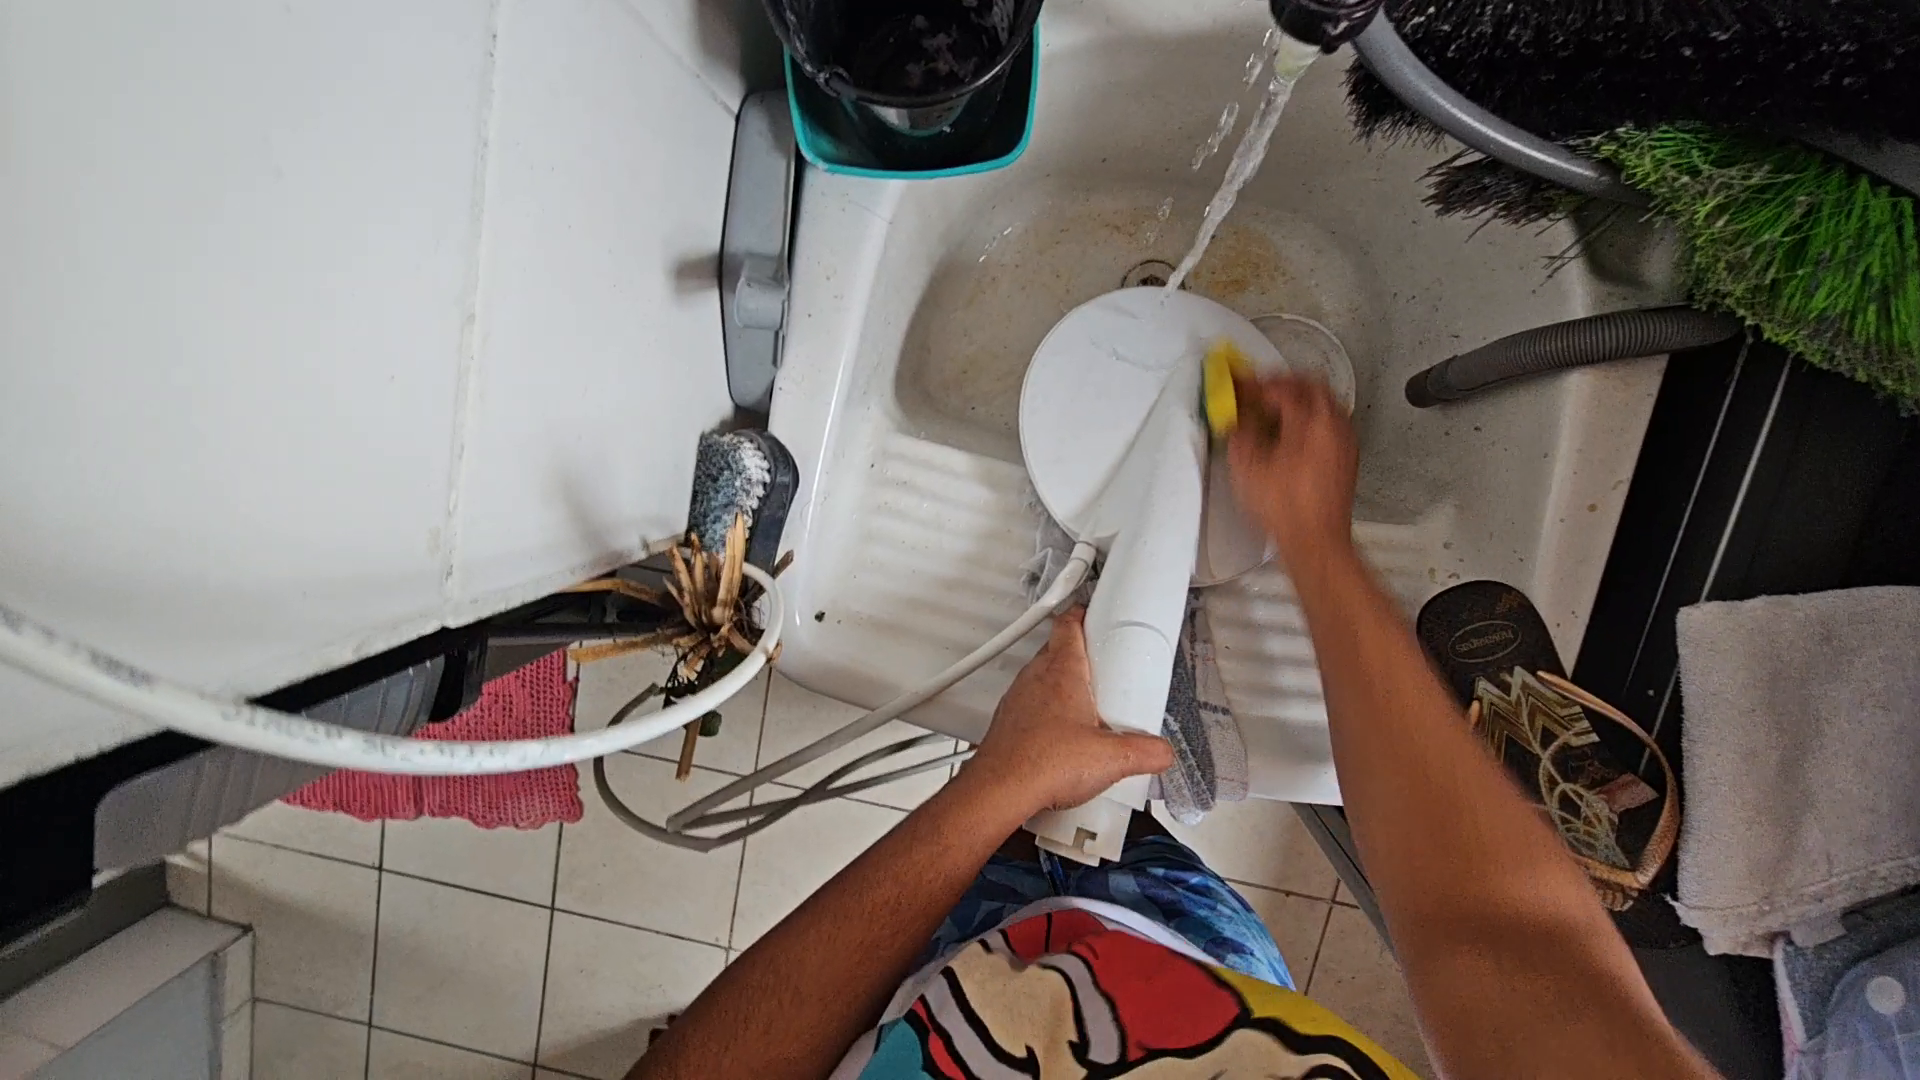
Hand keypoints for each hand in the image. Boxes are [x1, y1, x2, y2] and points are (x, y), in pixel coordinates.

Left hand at [960, 608, 1174, 815]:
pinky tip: (1060, 734)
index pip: (1068, 626)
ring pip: (1041, 677)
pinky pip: (1029, 703)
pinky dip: (1045, 710)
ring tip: (1085, 705)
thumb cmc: (1043, 762)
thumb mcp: (1112, 758)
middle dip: (1079, 653)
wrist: (1000, 788)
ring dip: (1060, 683)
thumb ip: (1147, 752)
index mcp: (1062, 672)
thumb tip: (1162, 752)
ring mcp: (1018, 698)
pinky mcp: (1008, 721)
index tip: (1094, 612)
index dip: (1081, 614)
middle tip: (1101, 666)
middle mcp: (1035, 678)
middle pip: (1056, 650)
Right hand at [1227, 374, 1359, 573]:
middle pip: (1312, 385)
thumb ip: (1240, 433)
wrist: (1316, 539)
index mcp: (1310, 421)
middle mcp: (1333, 424)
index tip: (1240, 385)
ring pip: (1325, 402)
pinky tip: (1293, 433)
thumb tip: (1237, 417)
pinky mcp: (1347, 456)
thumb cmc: (1285, 507)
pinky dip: (1311, 418)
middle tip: (1260, 390)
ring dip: (1299, 399)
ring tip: (1274, 410)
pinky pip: (1330, 422)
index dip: (1257, 384)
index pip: (1283, 387)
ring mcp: (1344, 440)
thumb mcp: (1248, 467)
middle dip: (1283, 384)